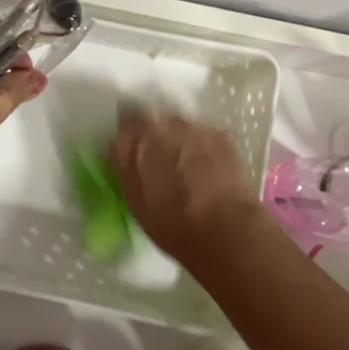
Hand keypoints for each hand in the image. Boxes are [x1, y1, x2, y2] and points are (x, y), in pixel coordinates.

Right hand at [109, 111, 261, 265]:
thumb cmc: (172, 223)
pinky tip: (211, 169)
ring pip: (181, 127)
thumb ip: (126, 168)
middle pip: (155, 121)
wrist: (224, 227)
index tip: (134, 154)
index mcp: (134, 141)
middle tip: (161, 162)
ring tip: (189, 167)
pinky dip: (204, 148)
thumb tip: (124, 153)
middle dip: (156, 137)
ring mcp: (193, 126)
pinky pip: (205, 136)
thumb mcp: (134, 199)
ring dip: (181, 141)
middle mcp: (162, 124)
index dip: (130, 139)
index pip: (125, 125)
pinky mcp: (221, 134)